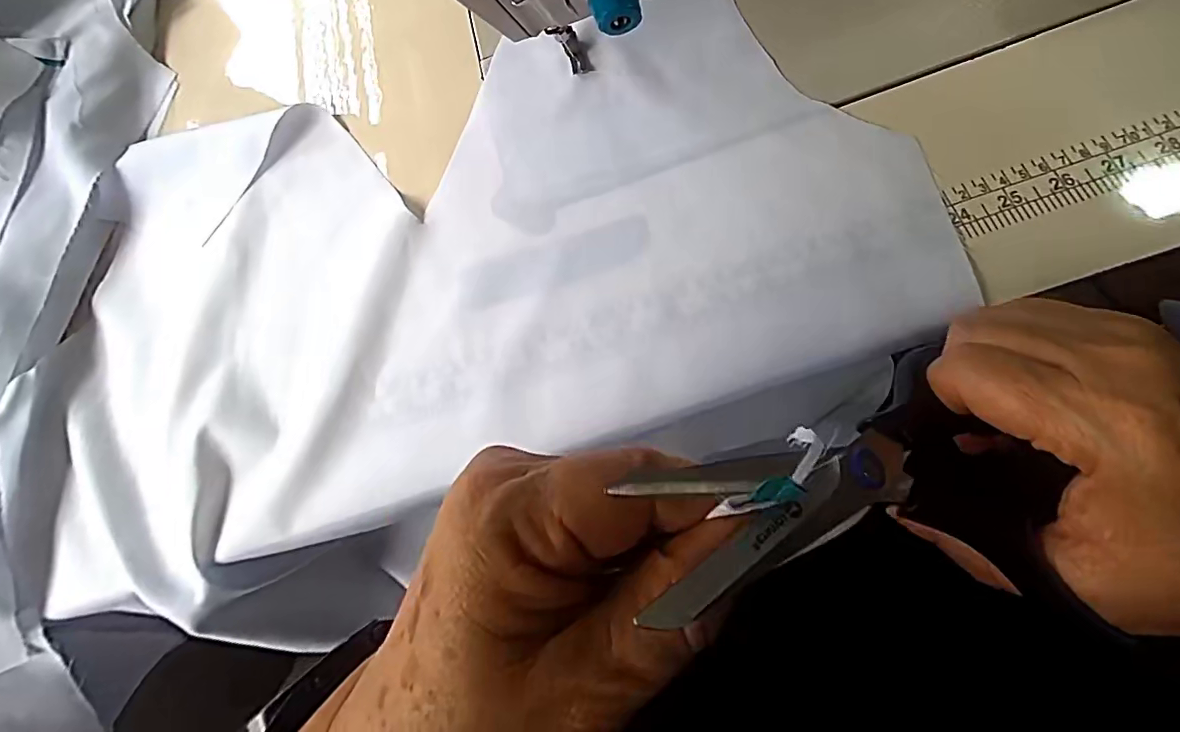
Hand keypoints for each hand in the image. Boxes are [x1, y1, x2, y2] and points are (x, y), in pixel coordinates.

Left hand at [304, 447, 740, 731]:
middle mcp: (503, 474)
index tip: (772, 530)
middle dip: (680, 536)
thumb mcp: (583, 687)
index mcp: (507, 507)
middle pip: (628, 485)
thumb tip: (740, 537)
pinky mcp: (510, 503)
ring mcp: (504, 484)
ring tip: (642, 617)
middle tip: (710, 602)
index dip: (709, 502)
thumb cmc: (472, 723)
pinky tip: (612, 599)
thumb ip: (665, 610)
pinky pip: (589, 512)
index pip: (635, 479)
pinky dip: (619, 551)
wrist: (406, 729)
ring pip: (615, 500)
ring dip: (649, 549)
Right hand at [909, 299, 1179, 683]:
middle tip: (977, 424)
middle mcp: (1110, 360)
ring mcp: (1127, 335)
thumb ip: (978, 548)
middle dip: (956, 377)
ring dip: (982, 355)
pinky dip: (1016, 342)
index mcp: (1099, 421)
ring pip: (996, 314)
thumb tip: (906, 514)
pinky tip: (1038, 385)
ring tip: (1007, 404)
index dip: (941, 405)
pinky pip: (1035, 312)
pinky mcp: (1137, 328)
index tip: (959, 440)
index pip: (963, 370)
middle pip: (970, 331)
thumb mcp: (1085, 581)